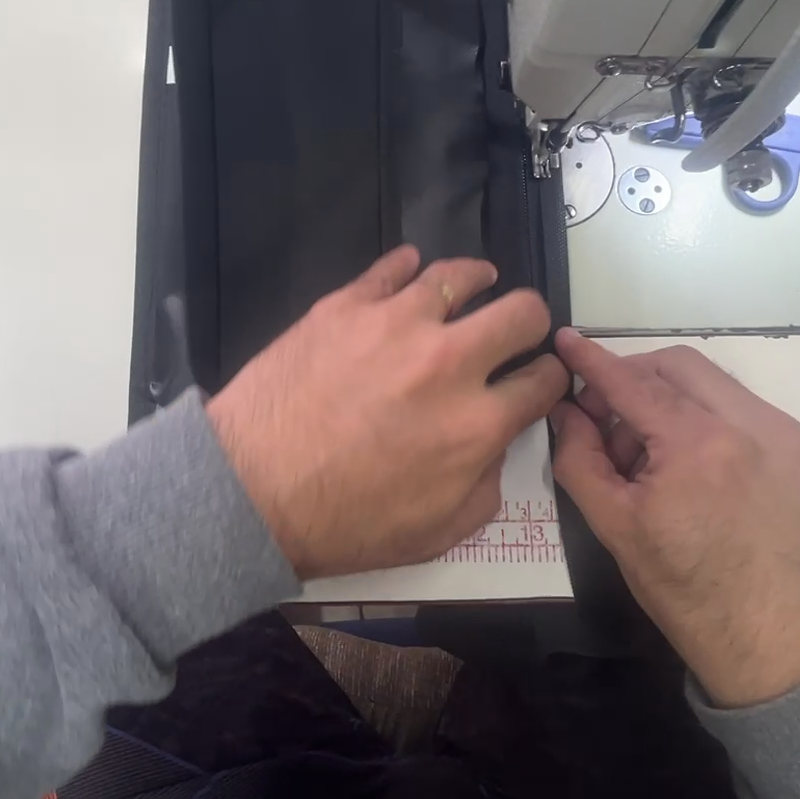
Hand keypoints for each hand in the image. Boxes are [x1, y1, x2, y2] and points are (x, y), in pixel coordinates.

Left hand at [207, 246, 568, 579]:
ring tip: (478, 281)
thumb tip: (496, 444)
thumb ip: (485, 486)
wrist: (250, 492)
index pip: (543, 381)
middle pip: (522, 312)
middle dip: (530, 322)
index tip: (538, 378)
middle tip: (515, 331)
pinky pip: (391, 267)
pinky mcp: (345, 305)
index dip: (550, 379)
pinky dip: (408, 266)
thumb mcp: (436, 532)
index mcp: (477, 423)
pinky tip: (411, 271)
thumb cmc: (342, 523)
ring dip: (479, 279)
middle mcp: (448, 361)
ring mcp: (394, 323)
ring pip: (460, 274)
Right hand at [550, 329, 799, 706]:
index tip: (565, 338)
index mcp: (699, 445)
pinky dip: (702, 416)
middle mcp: (751, 425)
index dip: (592, 359)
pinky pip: (740, 407)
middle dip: (632, 376)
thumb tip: (566, 410)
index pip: (633, 382)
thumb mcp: (613, 525)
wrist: (778, 645)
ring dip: (667, 397)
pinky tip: (688, 462)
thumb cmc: (685, 590)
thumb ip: (579, 456)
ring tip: (648, 452)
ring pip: (710, 381)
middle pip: (676, 364)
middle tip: (604, 417)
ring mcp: (786, 434)